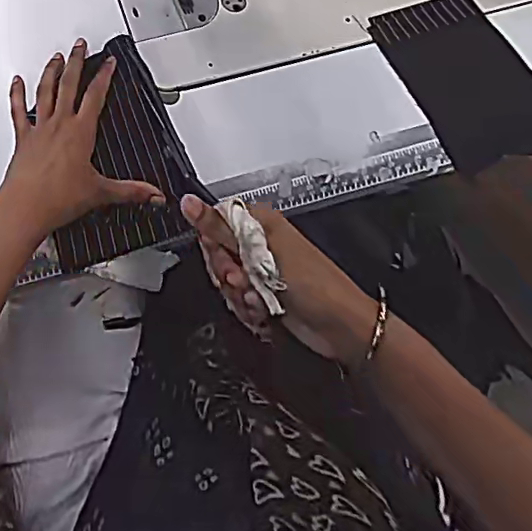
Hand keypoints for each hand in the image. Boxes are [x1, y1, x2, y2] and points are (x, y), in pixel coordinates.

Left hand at [0, 39, 164, 239]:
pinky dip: (17, 94)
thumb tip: (152, 193)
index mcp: (80, 132)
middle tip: (80, 46)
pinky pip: (19, 110)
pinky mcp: (23, 138)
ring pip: (45, 91)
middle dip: (76, 62)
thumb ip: (130, 191)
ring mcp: (39, 128)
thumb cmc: (58, 199)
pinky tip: (17, 82)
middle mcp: (59, 124)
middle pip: (69, 84)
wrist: (25, 207)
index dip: (104, 75)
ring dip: (51, 71)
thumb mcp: (101, 193)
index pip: (95, 95)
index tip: (109, 62)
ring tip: (56, 57)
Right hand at [180, 194, 376, 362]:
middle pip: (216, 255)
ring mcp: (260, 270)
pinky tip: (263, 311)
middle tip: (243, 281)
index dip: (212, 245)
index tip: (225, 259)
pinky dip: (247, 309)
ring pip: (225, 281)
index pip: (212, 224)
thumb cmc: (314, 284)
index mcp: (257, 222)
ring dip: (238, 295)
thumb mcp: (259, 251)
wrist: (343, 328)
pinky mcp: (263, 294)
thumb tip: (189, 202)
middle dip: (226, 275)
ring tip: (258, 299)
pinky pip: (237, 300)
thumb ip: (219, 228)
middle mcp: (257, 244)